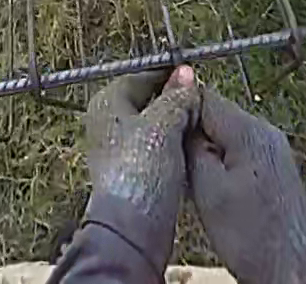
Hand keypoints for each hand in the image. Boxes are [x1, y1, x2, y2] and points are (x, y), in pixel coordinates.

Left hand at [82, 65, 199, 267]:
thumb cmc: (141, 172)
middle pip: (147, 101)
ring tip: (197, 126)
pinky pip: (154, 149)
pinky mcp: (130, 172)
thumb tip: (185, 73)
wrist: (132, 232)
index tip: (191, 77)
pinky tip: (188, 151)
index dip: (167, 76)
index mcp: (107, 101)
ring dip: (175, 126)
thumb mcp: (164, 125)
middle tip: (198, 103)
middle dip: (173, 102)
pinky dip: (171, 147)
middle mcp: (107, 121)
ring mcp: (117, 148)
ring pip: (153, 126)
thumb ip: (176, 97)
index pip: (141, 76)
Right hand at [187, 86, 305, 283]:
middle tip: (184, 166)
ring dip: (211, 151)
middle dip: (196, 135)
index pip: (203, 97)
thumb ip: (191, 145)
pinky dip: (227, 164)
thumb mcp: (207, 189)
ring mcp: (275, 148)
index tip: (168, 137)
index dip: (181, 113)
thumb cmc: (252, 238)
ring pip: (228, 134)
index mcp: (248, 129)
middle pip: (217, 115)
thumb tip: (181, 119)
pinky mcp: (277, 167)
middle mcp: (265, 130)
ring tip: (202, 183)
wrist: (299, 275)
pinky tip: (222, 192)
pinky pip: (243, 151)